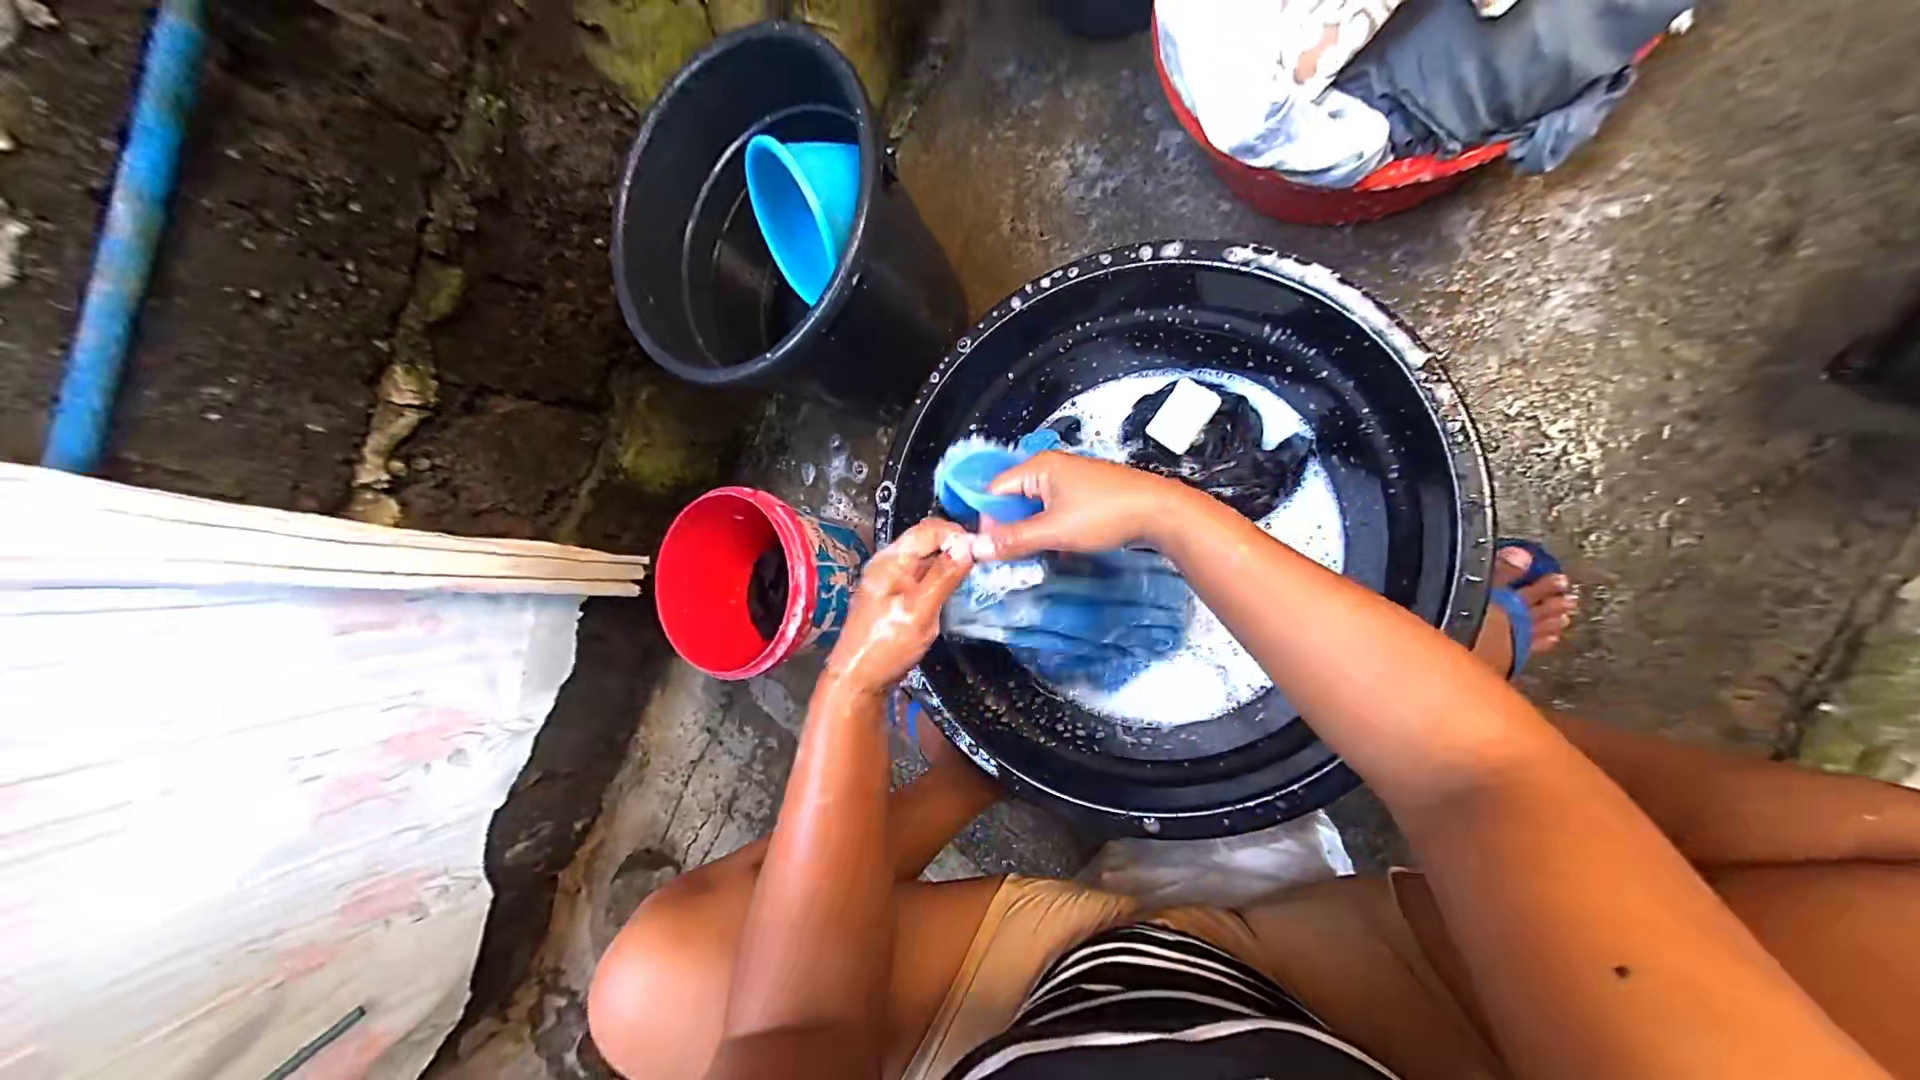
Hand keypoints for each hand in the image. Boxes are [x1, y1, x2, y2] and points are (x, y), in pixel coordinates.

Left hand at [822, 519, 973, 697]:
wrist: (857, 679)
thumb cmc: (885, 647)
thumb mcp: (919, 612)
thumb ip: (943, 577)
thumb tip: (968, 546)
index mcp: (892, 560)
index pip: (930, 529)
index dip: (958, 535)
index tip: (982, 552)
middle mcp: (889, 562)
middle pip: (929, 539)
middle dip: (956, 546)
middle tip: (982, 563)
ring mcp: (891, 577)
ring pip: (928, 556)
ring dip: (950, 561)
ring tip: (973, 575)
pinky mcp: (896, 593)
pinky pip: (923, 573)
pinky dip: (941, 576)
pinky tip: (954, 589)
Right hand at [968, 452, 1194, 561]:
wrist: (1160, 512)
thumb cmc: (1109, 513)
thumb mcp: (1055, 531)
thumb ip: (1014, 540)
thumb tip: (979, 548)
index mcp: (1039, 467)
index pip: (994, 489)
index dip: (988, 518)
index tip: (991, 545)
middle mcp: (1051, 468)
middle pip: (1013, 499)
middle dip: (1011, 527)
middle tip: (1015, 552)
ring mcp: (1069, 481)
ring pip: (1034, 508)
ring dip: (1032, 531)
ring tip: (1041, 550)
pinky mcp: (1083, 495)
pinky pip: (1053, 512)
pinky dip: (1050, 530)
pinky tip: (1060, 546)